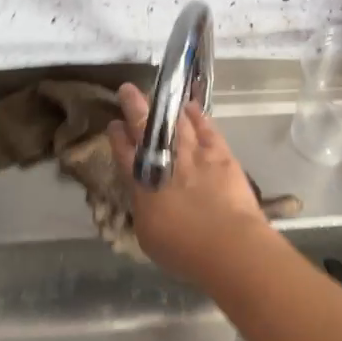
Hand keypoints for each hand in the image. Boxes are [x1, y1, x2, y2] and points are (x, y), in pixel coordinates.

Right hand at [107, 82, 278, 281]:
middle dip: (135, 107)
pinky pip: (206, 128)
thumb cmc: (183, 250)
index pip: (124, 154)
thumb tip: (146, 200)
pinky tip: (190, 107)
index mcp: (142, 185)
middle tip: (127, 90)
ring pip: (176, 123)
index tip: (113, 124)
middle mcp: (165, 163)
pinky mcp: (220, 154)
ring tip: (160, 95)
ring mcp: (194, 155)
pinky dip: (197, 116)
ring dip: (166, 107)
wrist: (227, 245)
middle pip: (147, 129)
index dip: (117, 137)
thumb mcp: (149, 235)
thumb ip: (145, 211)